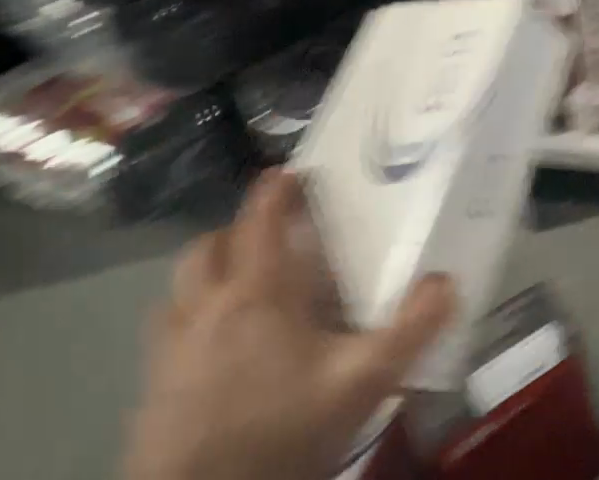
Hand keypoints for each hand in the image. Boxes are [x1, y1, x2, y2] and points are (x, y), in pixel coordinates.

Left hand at [122, 169, 456, 479]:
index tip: (294, 171)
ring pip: (178, 290)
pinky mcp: (152, 389)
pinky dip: (194, 315)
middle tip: (277, 232)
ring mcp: (169, 352)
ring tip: (250, 283)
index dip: (274, 190)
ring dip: (210, 273)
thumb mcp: (367, 380)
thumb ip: (414, 326)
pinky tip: (227, 343)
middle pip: (205, 249)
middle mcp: (203, 311)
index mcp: (255, 295)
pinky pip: (167, 330)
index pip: (257, 222)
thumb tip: (446, 279)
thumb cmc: (284, 428)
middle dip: (238, 230)